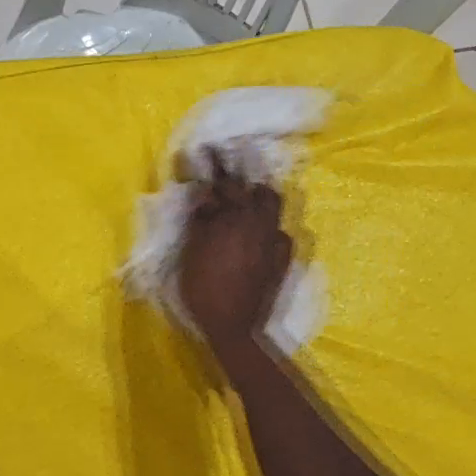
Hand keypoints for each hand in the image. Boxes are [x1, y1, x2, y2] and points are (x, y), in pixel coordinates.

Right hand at [176, 146, 293, 360]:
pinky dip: (270, 226)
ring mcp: (275, 241)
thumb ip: (201, 220)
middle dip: (243, 175)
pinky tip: (262, 232)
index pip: (225, 183)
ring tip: (250, 195)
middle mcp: (260, 223)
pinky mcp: (282, 258)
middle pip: (256, 189)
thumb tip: (204, 194)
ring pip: (273, 206)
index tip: (207, 150)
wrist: (234, 326)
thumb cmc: (204, 290)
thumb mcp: (192, 253)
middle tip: (231, 168)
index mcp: (235, 218)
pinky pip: (281, 232)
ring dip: (260, 196)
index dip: (214, 165)